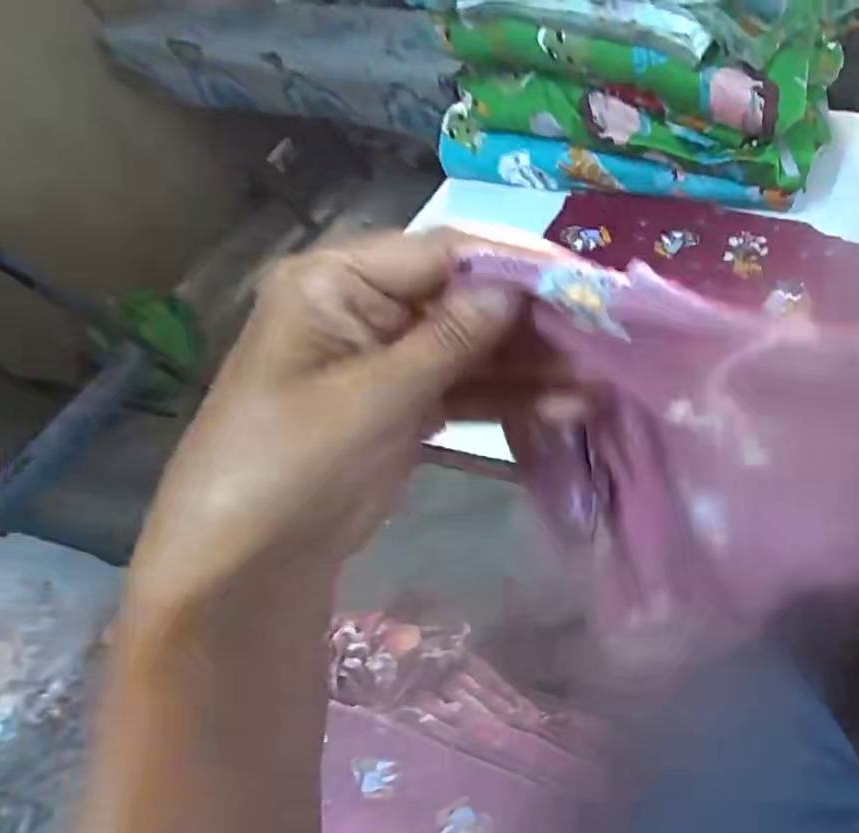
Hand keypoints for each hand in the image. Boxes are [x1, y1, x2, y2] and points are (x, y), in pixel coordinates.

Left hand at [125, 228, 559, 607]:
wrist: (255, 554)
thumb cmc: (293, 461)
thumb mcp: (374, 396)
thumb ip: (448, 340)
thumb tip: (514, 289)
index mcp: (338, 282)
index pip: (441, 253)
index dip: (515, 265)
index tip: (581, 282)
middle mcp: (369, 310)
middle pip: (467, 302)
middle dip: (534, 323)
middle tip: (603, 337)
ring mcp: (394, 361)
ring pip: (477, 352)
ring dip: (534, 368)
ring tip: (598, 382)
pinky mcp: (411, 405)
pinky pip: (471, 392)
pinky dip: (514, 400)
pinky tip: (565, 407)